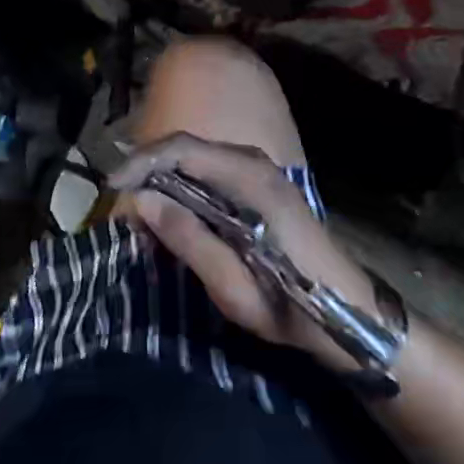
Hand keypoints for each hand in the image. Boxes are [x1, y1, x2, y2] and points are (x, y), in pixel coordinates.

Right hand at [109, 133, 375, 372]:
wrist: (351, 316)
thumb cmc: (293, 306)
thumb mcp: (234, 288)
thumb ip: (189, 239)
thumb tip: (141, 200)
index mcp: (251, 182)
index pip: (182, 149)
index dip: (141, 162)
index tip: (112, 188)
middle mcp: (254, 164)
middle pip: (184, 148)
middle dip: (145, 170)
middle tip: (120, 204)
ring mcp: (258, 170)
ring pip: (193, 157)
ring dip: (160, 178)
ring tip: (137, 211)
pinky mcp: (257, 183)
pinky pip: (206, 171)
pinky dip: (179, 185)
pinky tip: (168, 212)